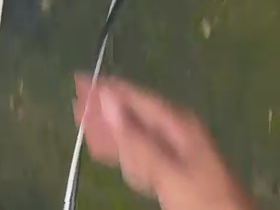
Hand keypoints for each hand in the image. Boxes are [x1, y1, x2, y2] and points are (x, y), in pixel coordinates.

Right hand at [74, 75, 254, 209]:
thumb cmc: (203, 201)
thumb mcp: (168, 171)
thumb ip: (137, 137)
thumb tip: (106, 98)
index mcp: (178, 123)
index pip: (135, 97)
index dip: (106, 88)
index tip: (78, 82)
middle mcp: (178, 130)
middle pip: (134, 112)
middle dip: (105, 108)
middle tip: (76, 102)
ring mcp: (179, 151)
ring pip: (136, 133)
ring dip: (111, 129)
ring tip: (85, 125)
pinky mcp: (178, 172)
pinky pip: (143, 152)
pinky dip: (123, 149)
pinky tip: (111, 151)